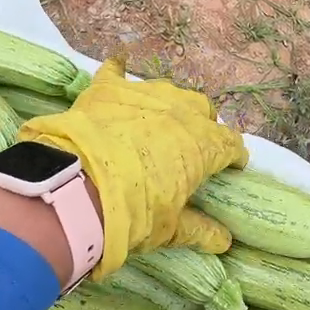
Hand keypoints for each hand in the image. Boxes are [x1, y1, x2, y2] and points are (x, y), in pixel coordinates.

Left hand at [19, 59, 245, 276]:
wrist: (77, 189)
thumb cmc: (133, 211)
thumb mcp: (169, 229)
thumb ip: (199, 230)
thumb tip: (224, 241)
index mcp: (204, 144)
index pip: (230, 144)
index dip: (232, 156)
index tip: (230, 167)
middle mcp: (181, 110)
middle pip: (202, 110)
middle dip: (203, 126)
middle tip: (191, 148)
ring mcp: (144, 94)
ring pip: (168, 91)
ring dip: (168, 105)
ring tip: (158, 122)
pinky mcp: (108, 89)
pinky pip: (116, 72)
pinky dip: (119, 73)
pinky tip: (118, 67)